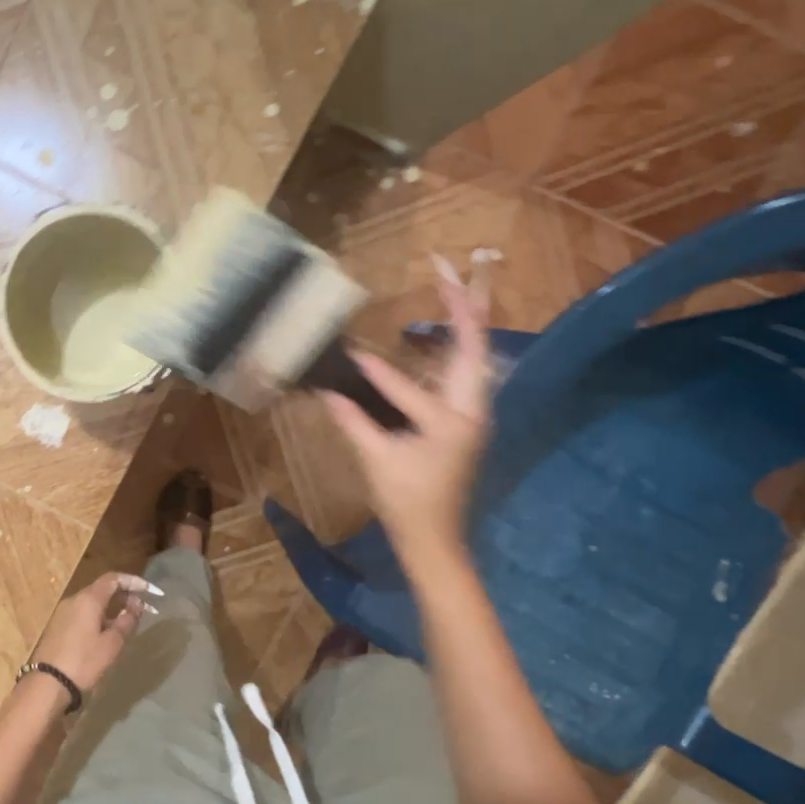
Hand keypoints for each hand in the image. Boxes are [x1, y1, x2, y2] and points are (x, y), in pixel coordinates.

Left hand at [27, 572, 153, 697]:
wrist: (48, 684)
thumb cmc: (84, 662)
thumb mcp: (112, 643)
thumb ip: (127, 621)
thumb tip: (137, 605)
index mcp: (88, 599)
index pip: (113, 578)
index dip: (134, 582)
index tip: (152, 592)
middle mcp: (74, 600)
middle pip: (103, 589)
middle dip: (126, 595)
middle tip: (145, 609)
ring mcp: (64, 613)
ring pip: (93, 602)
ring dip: (114, 607)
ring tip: (131, 621)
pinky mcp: (59, 627)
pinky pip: (84, 613)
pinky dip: (101, 616)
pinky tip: (110, 631)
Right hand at [323, 253, 492, 555]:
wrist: (435, 540)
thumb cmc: (407, 503)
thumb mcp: (376, 460)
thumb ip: (354, 421)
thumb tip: (328, 390)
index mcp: (453, 420)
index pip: (411, 387)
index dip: (378, 370)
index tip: (353, 352)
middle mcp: (473, 410)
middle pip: (474, 345)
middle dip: (465, 302)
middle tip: (452, 263)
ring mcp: (474, 415)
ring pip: (476, 356)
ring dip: (469, 320)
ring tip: (461, 284)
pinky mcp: (466, 421)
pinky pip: (466, 372)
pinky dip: (457, 346)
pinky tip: (446, 334)